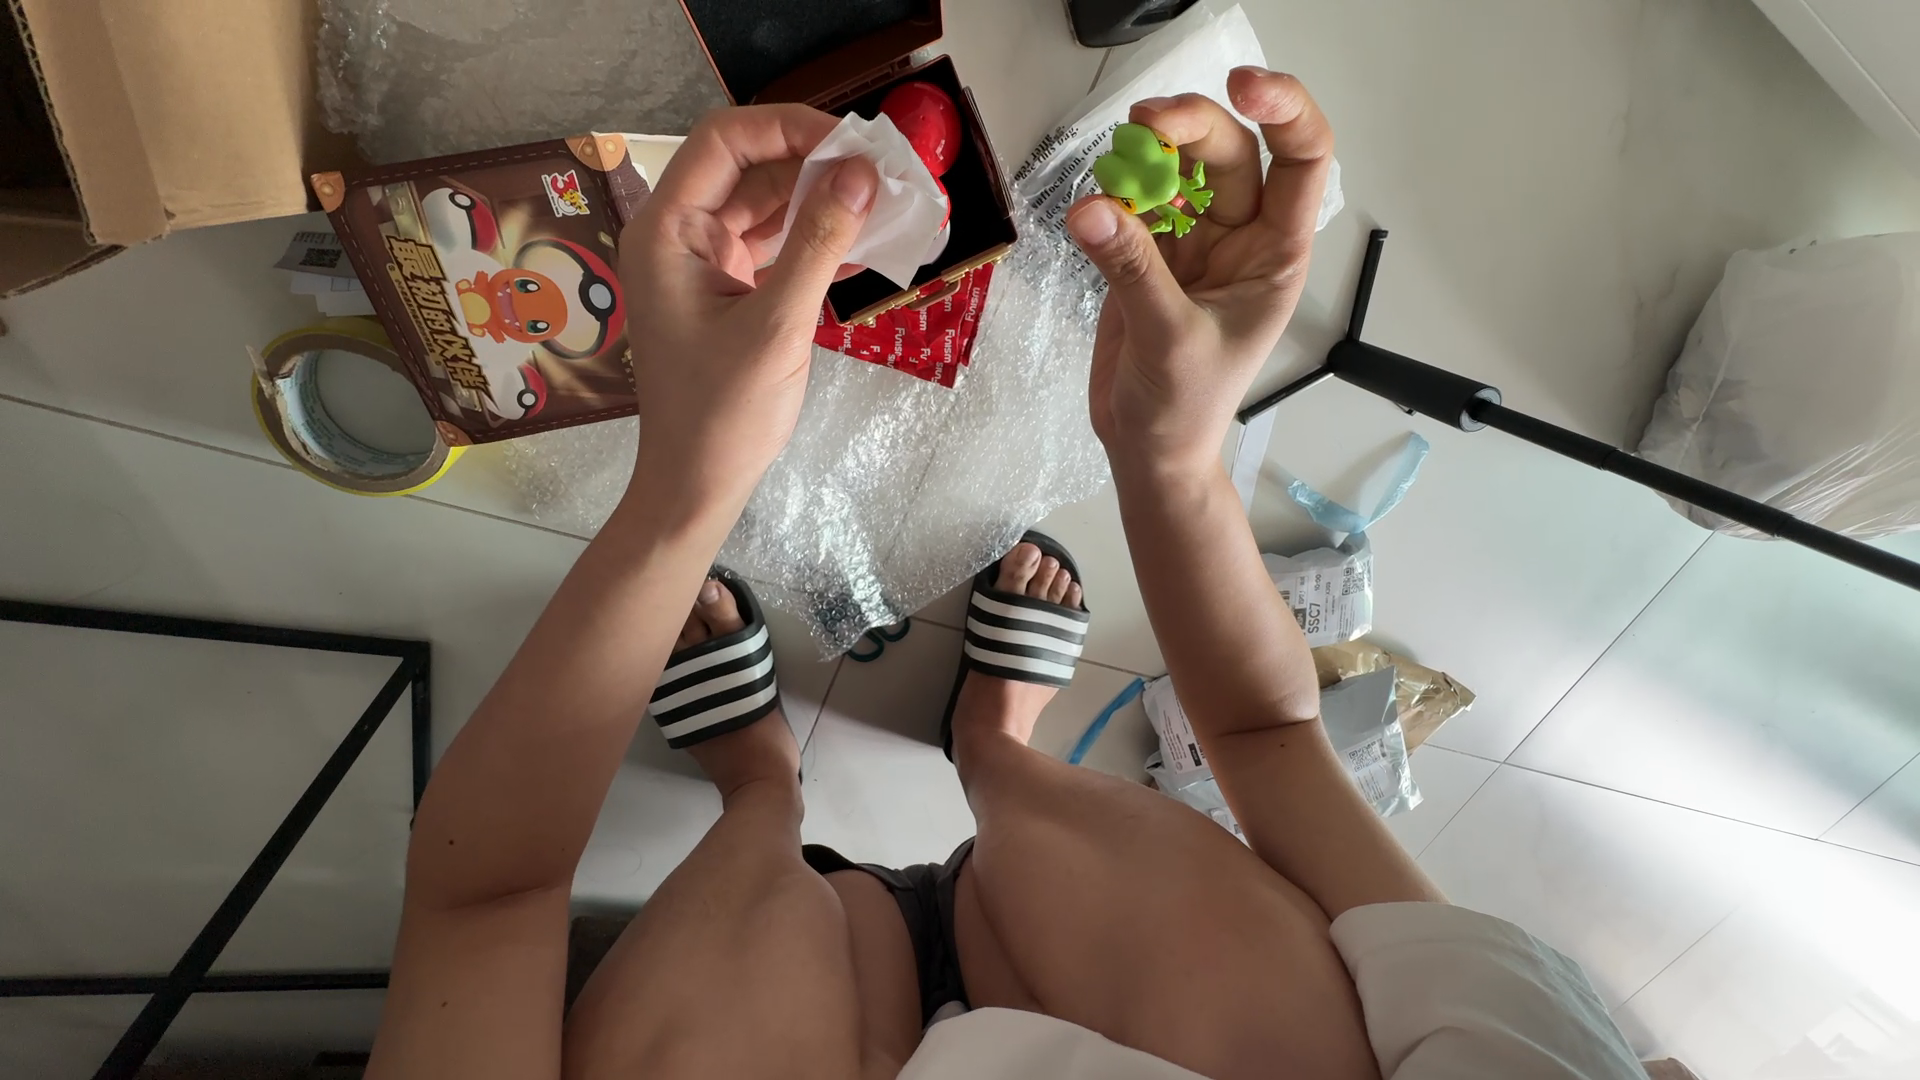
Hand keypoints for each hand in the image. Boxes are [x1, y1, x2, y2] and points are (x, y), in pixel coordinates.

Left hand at [620, 105, 878, 509]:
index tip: (852, 144)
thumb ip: (819, 245)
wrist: (700, 480)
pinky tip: (863, 248)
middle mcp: (681, 238)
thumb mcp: (778, 325)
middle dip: (815, 167)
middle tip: (881, 173)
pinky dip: (815, 248)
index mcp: (668, 231)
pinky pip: (776, 255)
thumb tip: (861, 175)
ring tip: (883, 205)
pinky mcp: (732, 298)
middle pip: (751, 173)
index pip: (726, 142)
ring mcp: (707, 269)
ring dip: (822, 208)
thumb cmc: (725, 412)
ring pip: (768, 213)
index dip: (790, 128)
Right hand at [1068, 68, 1332, 478]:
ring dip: (1147, 158)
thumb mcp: (1168, 337)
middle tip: (1139, 126)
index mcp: (1273, 256)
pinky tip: (1096, 202)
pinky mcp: (1146, 264)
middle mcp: (1238, 242)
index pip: (1300, 161)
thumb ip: (1132, 269)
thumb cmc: (1185, 407)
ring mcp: (1190, 250)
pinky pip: (1134, 211)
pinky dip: (1113, 200)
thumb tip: (1089, 207)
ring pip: (1178, 174)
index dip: (1283, 110)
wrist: (1147, 448)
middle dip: (1189, 130)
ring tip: (1112, 161)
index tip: (1241, 87)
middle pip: (1227, 155)